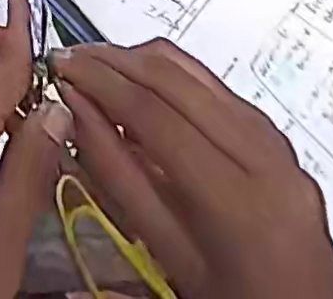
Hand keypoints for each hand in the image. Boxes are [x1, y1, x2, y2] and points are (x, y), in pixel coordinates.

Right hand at [52, 41, 332, 298]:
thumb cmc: (231, 295)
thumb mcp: (167, 253)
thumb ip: (117, 176)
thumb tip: (74, 106)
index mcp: (239, 202)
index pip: (156, 116)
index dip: (101, 83)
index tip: (60, 66)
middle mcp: (263, 155)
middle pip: (173, 79)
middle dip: (111, 59)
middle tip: (68, 57)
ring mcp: (272, 136)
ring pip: (190, 68)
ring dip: (134, 57)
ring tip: (93, 64)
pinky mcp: (269, 126)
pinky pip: (206, 80)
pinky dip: (162, 70)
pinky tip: (134, 82)